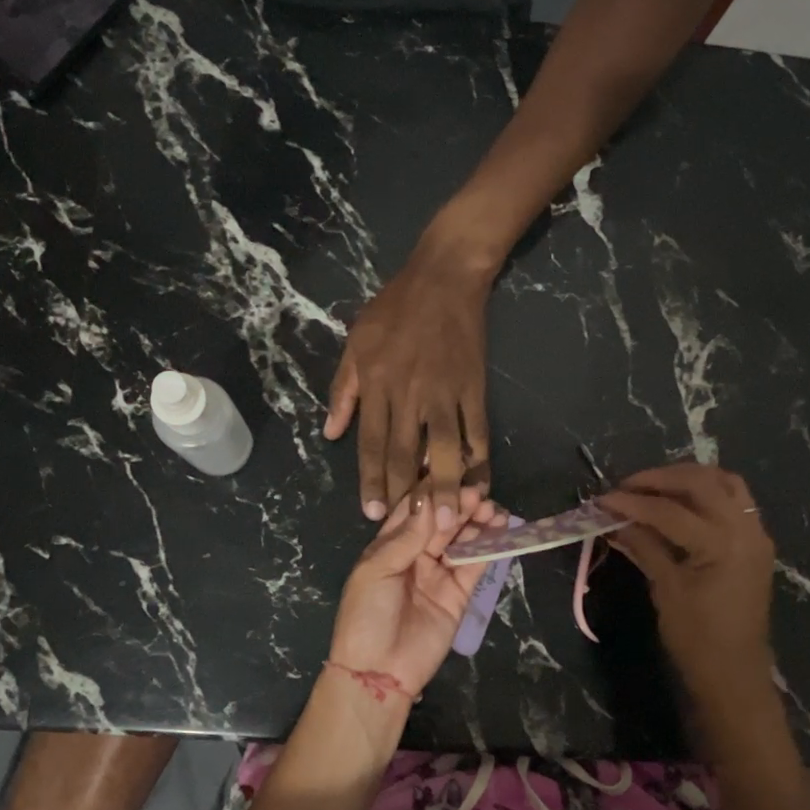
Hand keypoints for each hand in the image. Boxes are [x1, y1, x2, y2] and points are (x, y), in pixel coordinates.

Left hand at [324, 242, 493, 524]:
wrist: (444, 277)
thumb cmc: (394, 309)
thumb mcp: (355, 342)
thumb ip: (343, 390)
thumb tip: (331, 432)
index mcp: (376, 384)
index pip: (371, 444)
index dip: (371, 481)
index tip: (372, 513)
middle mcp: (409, 395)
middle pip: (405, 454)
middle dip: (405, 495)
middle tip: (408, 531)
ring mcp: (445, 393)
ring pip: (443, 450)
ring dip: (444, 487)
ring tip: (446, 520)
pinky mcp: (474, 389)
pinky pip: (476, 431)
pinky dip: (478, 459)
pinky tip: (477, 483)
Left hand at [328, 488, 508, 702]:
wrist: (378, 670)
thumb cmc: (366, 615)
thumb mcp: (377, 570)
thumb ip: (407, 537)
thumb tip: (433, 501)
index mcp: (389, 545)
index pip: (415, 510)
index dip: (434, 493)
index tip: (454, 477)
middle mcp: (416, 554)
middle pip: (442, 522)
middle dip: (460, 506)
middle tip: (480, 495)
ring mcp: (438, 573)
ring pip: (461, 539)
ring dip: (477, 523)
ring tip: (494, 510)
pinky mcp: (458, 593)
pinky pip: (475, 565)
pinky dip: (489, 548)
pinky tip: (501, 531)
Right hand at [597, 463, 775, 690]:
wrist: (734, 674)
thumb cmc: (696, 639)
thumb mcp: (665, 590)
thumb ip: (643, 546)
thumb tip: (613, 520)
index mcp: (722, 545)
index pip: (670, 511)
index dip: (632, 502)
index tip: (602, 499)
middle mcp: (745, 530)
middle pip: (701, 483)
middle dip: (660, 479)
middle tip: (626, 486)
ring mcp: (755, 533)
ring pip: (723, 482)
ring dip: (687, 478)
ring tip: (653, 487)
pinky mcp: (755, 540)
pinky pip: (734, 499)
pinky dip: (706, 491)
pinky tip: (679, 501)